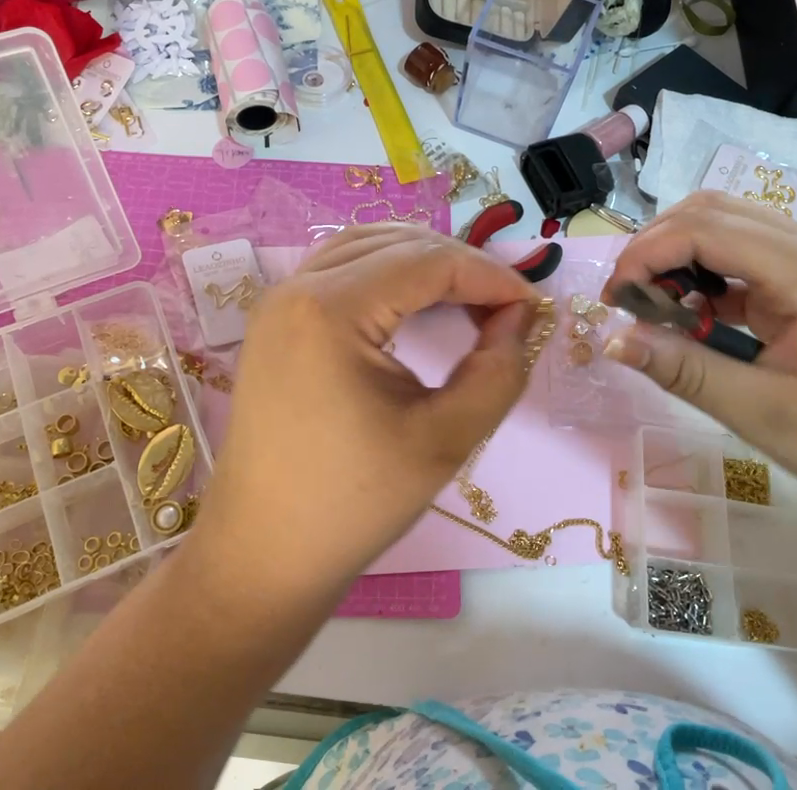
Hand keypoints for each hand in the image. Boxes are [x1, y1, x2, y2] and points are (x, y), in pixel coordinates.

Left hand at [195, 225, 539, 588]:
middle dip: (460, 267)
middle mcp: (296, 289)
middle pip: (397, 244)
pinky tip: (416, 309)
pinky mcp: (273, 325)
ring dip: (422, 265)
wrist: (263, 552)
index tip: (533, 308)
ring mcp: (277, 304)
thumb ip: (498, 370)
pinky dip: (386, 278)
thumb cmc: (353, 504)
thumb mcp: (445, 440)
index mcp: (330, 309)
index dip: (490, 276)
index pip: (428, 261)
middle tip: (506, 311)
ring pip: (365, 249)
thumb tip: (520, 317)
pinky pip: (339, 274)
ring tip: (469, 304)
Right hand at [601, 192, 796, 514]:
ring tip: (651, 303)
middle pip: (715, 212)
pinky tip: (690, 313)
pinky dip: (707, 274)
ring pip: (729, 226)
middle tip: (625, 298)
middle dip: (658, 245)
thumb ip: (685, 370)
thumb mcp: (762, 413)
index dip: (648, 253)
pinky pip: (746, 258)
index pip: (707, 230)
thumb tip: (614, 341)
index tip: (613, 299)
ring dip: (680, 254)